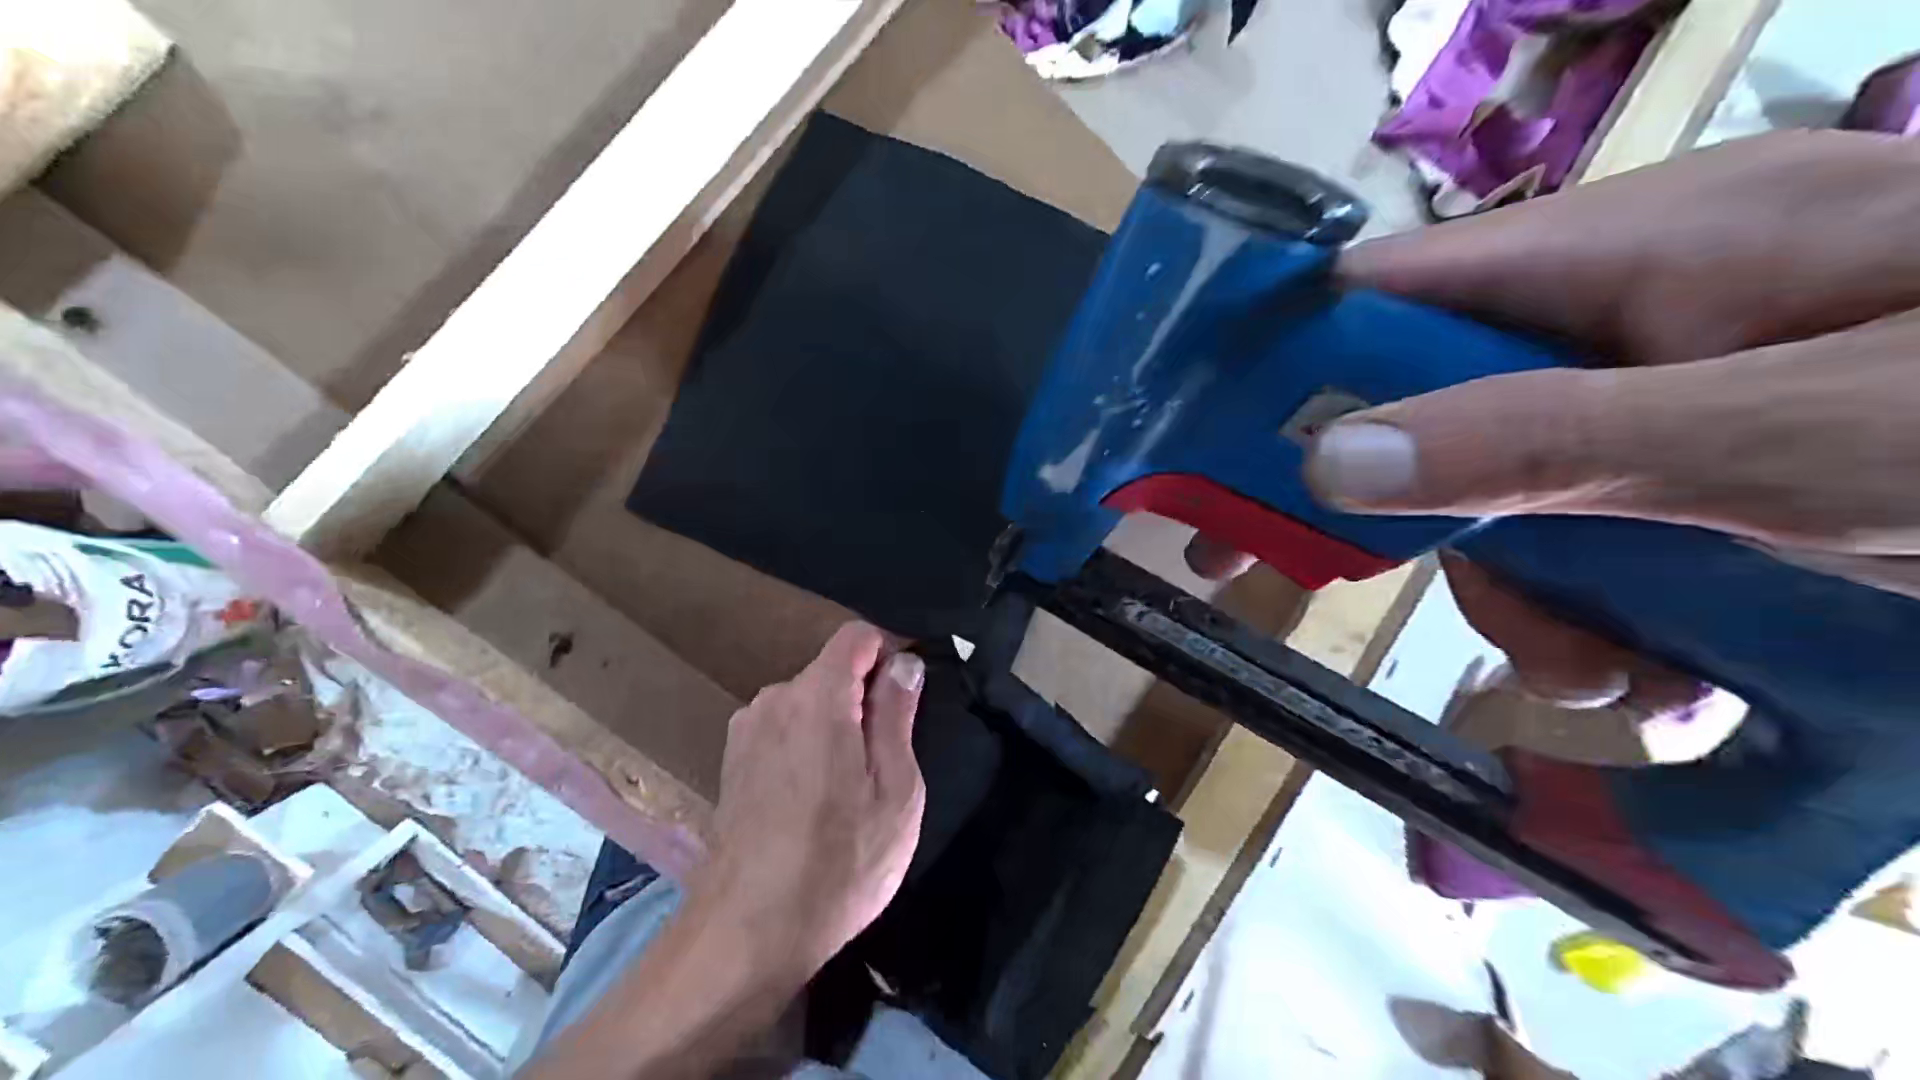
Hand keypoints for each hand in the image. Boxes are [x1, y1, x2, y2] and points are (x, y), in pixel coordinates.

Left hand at [692, 621, 926, 977]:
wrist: (747, 934)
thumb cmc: (840, 863)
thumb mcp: (895, 790)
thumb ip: (897, 715)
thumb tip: (903, 663)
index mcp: (817, 697)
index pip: (856, 637)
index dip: (888, 656)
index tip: (904, 702)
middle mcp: (774, 699)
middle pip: (832, 672)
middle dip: (863, 701)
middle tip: (880, 766)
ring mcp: (746, 729)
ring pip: (808, 703)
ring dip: (834, 727)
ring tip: (845, 792)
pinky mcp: (731, 760)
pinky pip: (784, 729)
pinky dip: (806, 747)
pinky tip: (810, 803)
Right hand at [1192, 130, 1919, 711]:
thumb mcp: (1806, 438)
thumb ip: (1546, 438)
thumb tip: (1328, 457)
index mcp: (1632, 252)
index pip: (1379, 293)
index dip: (1278, 361)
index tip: (1204, 451)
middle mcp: (1622, 307)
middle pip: (1415, 404)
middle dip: (1368, 505)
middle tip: (1268, 576)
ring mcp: (1662, 388)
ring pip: (1495, 488)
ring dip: (1517, 596)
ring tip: (1610, 684)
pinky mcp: (1701, 460)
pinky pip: (1577, 528)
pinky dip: (1591, 613)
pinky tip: (1655, 678)